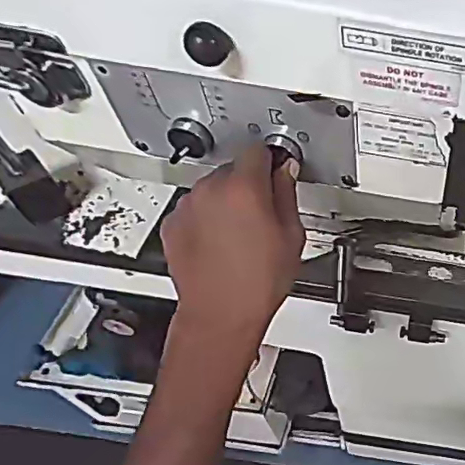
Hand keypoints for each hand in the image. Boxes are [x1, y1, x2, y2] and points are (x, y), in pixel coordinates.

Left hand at [160, 145, 304, 335]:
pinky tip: (221, 242)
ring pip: (212, 189)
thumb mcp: (292, 235)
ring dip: (225, 201)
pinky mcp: (172, 224)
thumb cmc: (256, 282)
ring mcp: (188, 207)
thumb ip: (287, 194)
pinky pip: (194, 209)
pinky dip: (206, 218)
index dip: (271, 159)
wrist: (221, 313)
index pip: (257, 151)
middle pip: (233, 169)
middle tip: (263, 212)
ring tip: (241, 233)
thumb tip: (284, 173)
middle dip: (249, 184)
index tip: (277, 168)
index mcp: (244, 188)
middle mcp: (211, 190)